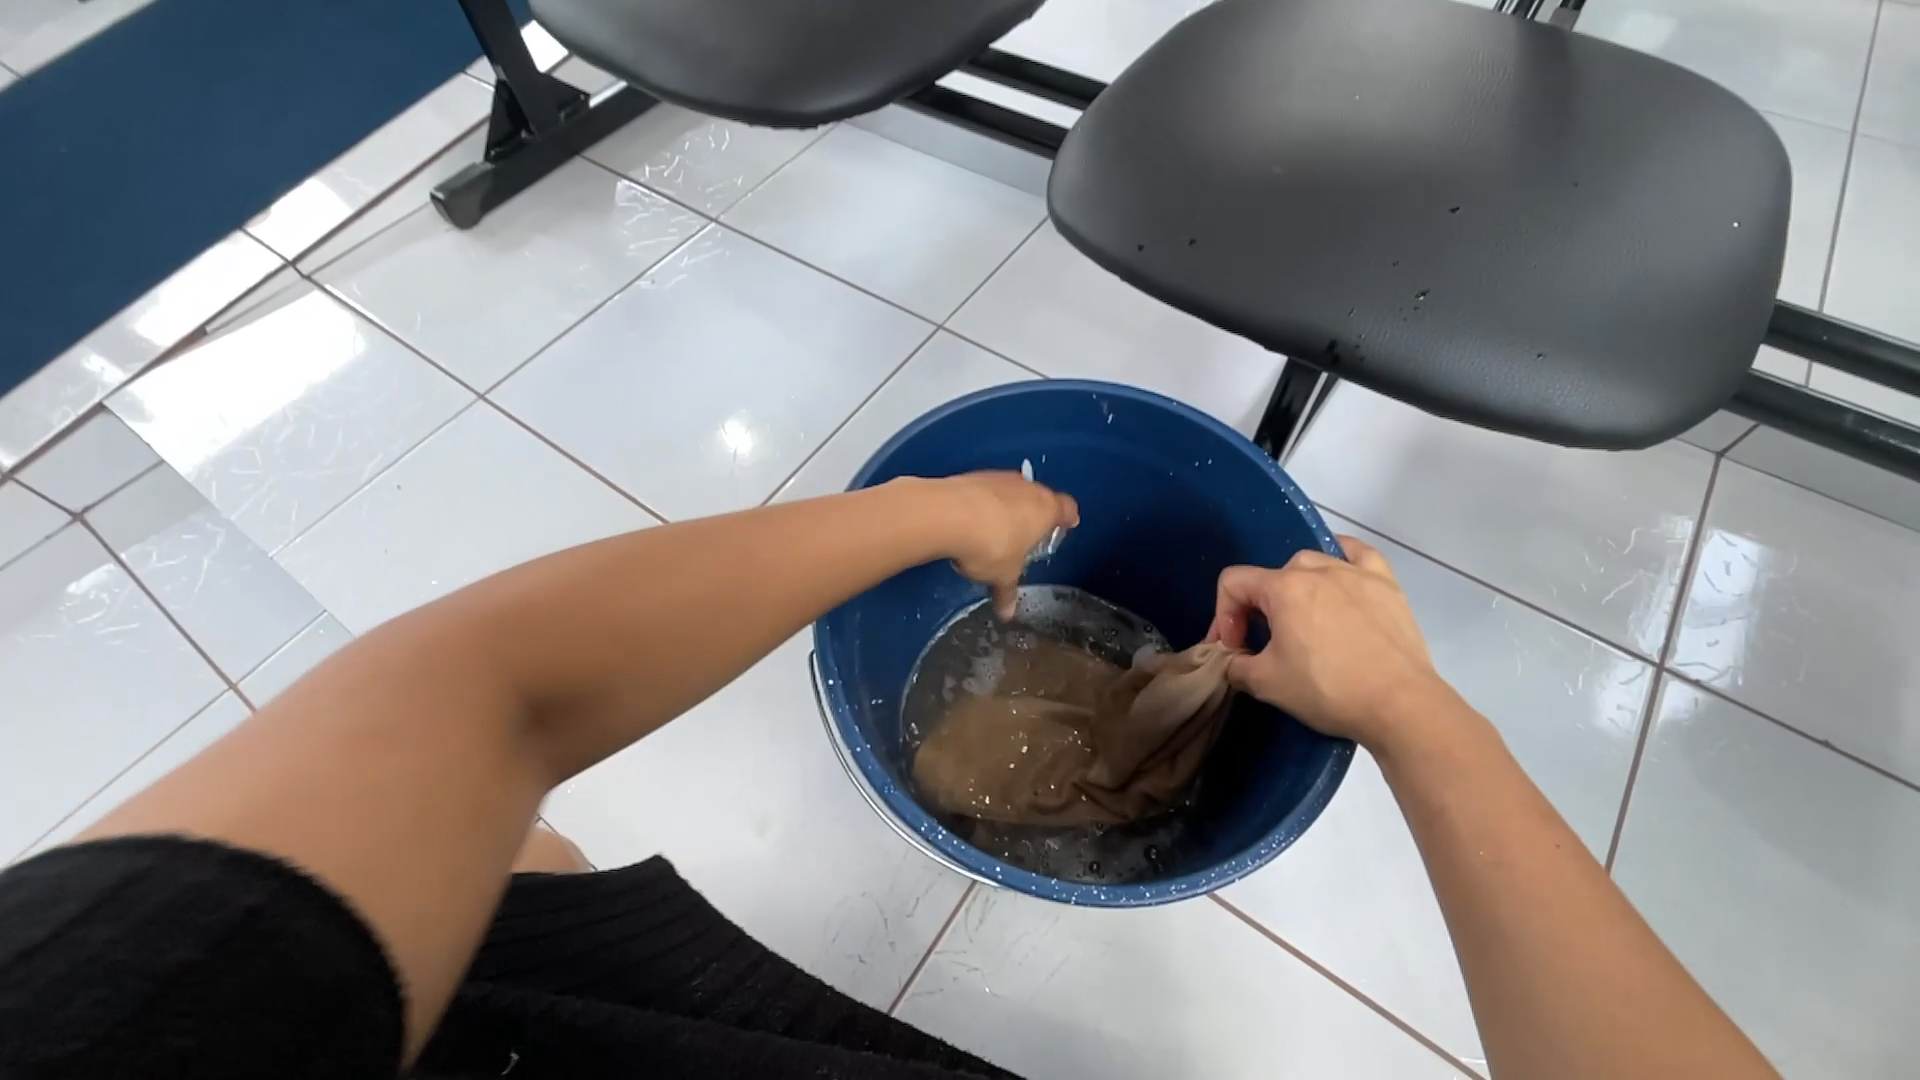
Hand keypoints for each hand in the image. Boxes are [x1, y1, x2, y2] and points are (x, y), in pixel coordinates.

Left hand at [933, 472, 1078, 620]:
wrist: (947, 514)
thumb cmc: (991, 545)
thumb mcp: (1002, 575)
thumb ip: (1007, 592)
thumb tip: (1008, 613)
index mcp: (1046, 509)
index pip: (1067, 508)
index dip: (1067, 517)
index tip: (1067, 523)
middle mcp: (1026, 487)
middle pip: (1038, 497)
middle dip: (1033, 513)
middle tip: (1027, 532)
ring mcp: (998, 478)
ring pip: (1009, 491)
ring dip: (1005, 506)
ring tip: (994, 529)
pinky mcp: (971, 476)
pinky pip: (983, 491)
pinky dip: (980, 503)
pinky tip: (969, 521)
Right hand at [1206, 535, 1450, 746]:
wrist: (1400, 706)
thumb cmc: (1328, 690)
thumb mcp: (1266, 684)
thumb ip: (1235, 665)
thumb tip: (1230, 660)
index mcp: (1283, 588)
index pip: (1233, 583)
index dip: (1223, 615)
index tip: (1236, 648)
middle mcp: (1317, 569)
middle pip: (1271, 576)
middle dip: (1259, 608)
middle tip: (1267, 643)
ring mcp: (1355, 573)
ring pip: (1311, 563)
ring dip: (1296, 588)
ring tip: (1304, 620)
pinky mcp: (1387, 584)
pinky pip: (1359, 554)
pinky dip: (1343, 558)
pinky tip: (1340, 574)